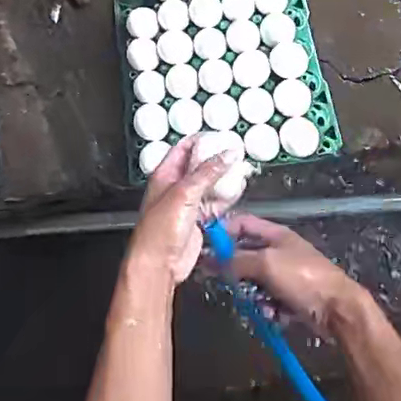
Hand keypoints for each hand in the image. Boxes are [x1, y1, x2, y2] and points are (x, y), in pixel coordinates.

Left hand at [125, 134, 251, 287]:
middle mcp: (175, 187)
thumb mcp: (185, 193)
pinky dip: (226, 197)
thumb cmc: (159, 229)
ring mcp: (187, 204)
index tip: (220, 136)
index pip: (183, 149)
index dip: (201, 140)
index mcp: (165, 175)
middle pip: (199, 166)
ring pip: (209, 185)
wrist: (159, 264)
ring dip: (224, 178)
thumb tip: (227, 154)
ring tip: (241, 167)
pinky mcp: (197, 221)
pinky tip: (237, 189)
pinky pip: (214, 204)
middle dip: (217, 159)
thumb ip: (208, 172)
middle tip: (235, 151)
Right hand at [220, 214, 369, 335]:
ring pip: (255, 281)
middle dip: (235, 269)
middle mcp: (279, 251)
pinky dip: (268, 307)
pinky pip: (268, 300)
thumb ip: (236, 261)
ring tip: (257, 303)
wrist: (339, 310)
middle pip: (246, 254)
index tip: (205, 247)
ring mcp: (286, 275)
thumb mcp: (265, 264)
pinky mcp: (291, 297)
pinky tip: (273, 314)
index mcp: (275, 234)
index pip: (242, 223)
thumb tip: (210, 260)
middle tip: (224, 282)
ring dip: (253, 294)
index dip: (223, 231)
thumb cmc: (302, 278)